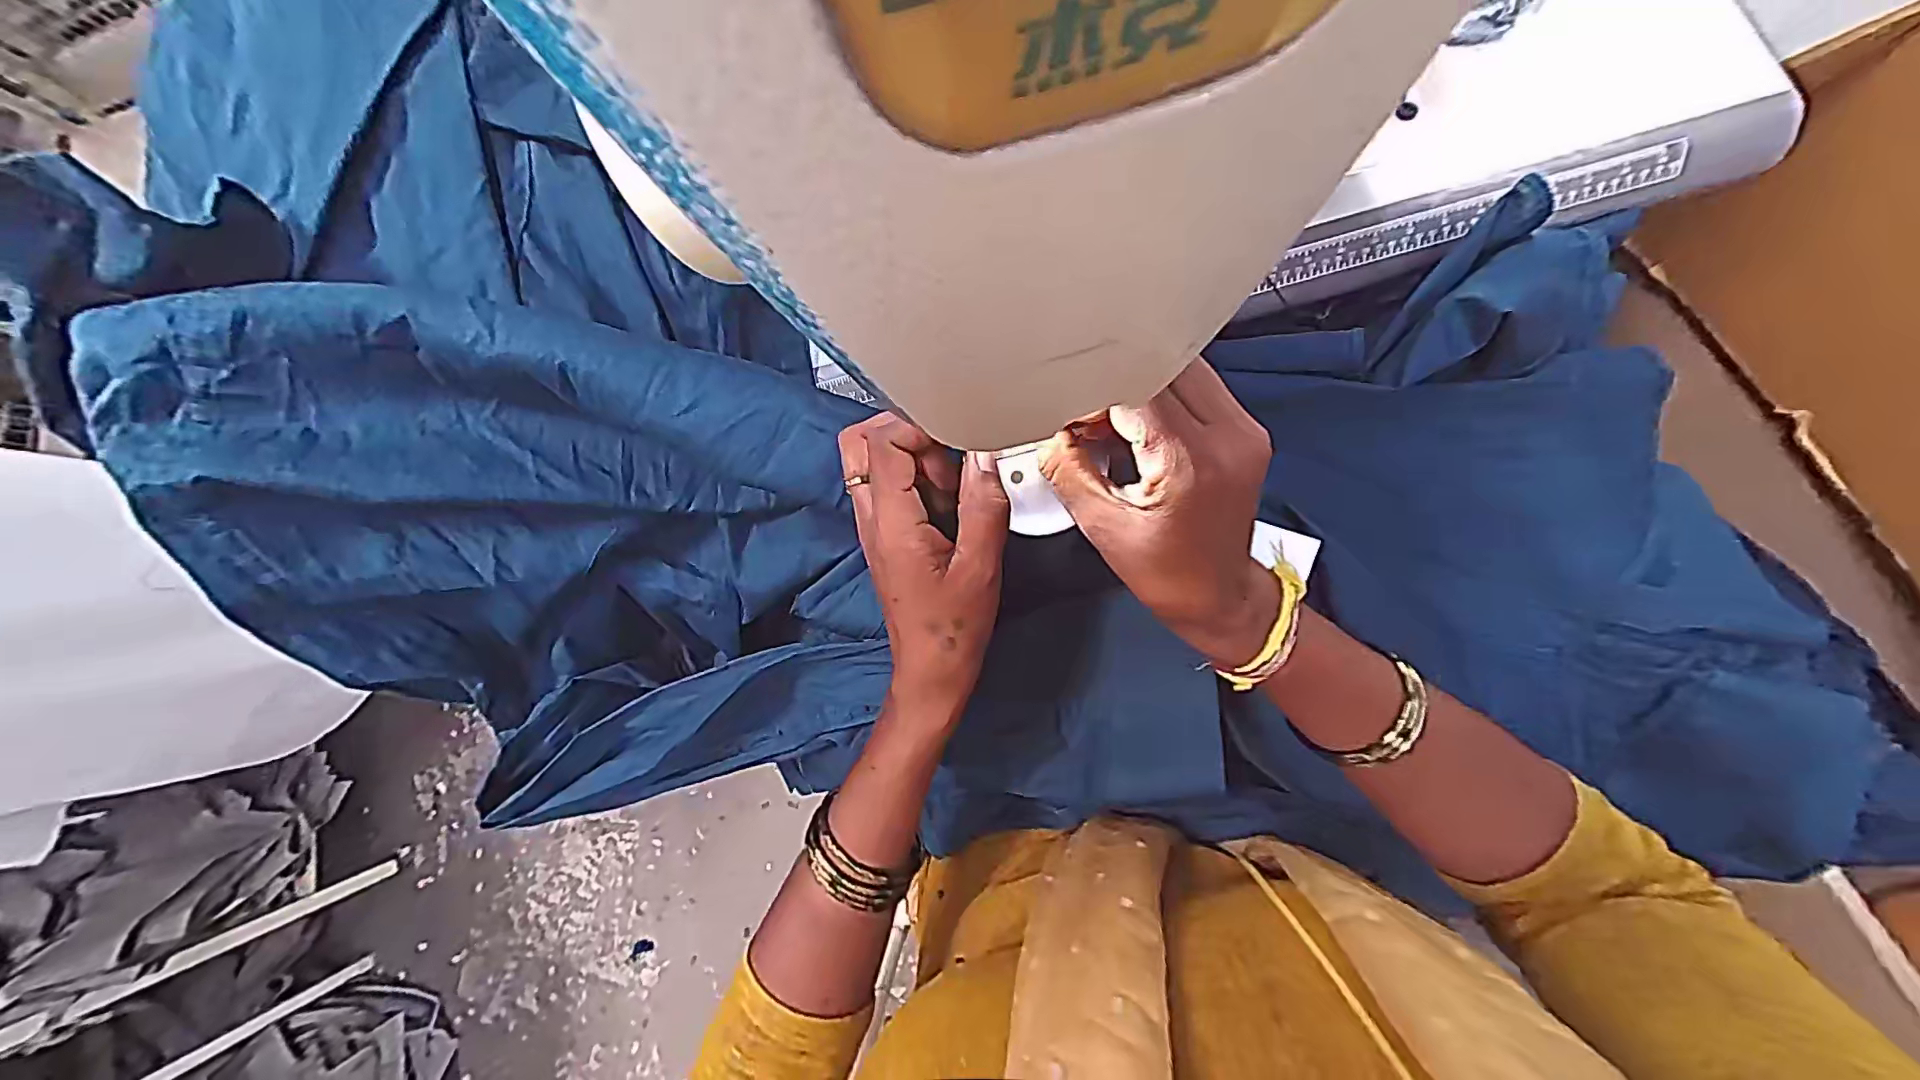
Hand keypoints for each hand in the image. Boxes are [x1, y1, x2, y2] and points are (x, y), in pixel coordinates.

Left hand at [839, 414, 1010, 723]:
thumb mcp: (979, 566)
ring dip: (913, 458)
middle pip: (862, 443)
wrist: (930, 668)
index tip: (958, 444)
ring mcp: (874, 527)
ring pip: (873, 462)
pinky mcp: (885, 536)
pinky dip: (916, 481)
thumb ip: (983, 506)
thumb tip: (987, 455)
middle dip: (908, 434)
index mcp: (890, 522)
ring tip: (952, 488)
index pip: (883, 442)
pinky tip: (948, 507)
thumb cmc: (953, 628)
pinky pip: (889, 487)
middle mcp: (871, 518)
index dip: (920, 428)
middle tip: (949, 460)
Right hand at [1039, 359, 1277, 667]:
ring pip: (1182, 370)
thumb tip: (1051, 434)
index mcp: (1189, 461)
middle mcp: (1228, 436)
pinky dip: (1162, 396)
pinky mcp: (1245, 431)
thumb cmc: (1170, 574)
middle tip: (1089, 417)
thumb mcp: (1104, 527)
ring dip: (1139, 385)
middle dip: (1116, 382)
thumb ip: (1069, 471)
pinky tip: (1138, 426)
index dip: (1094, 393)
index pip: (1135, 389)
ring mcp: (1243, 430)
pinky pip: (1198, 388)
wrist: (1220, 595)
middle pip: (1163, 366)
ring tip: (1112, 423)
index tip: (1070, 415)